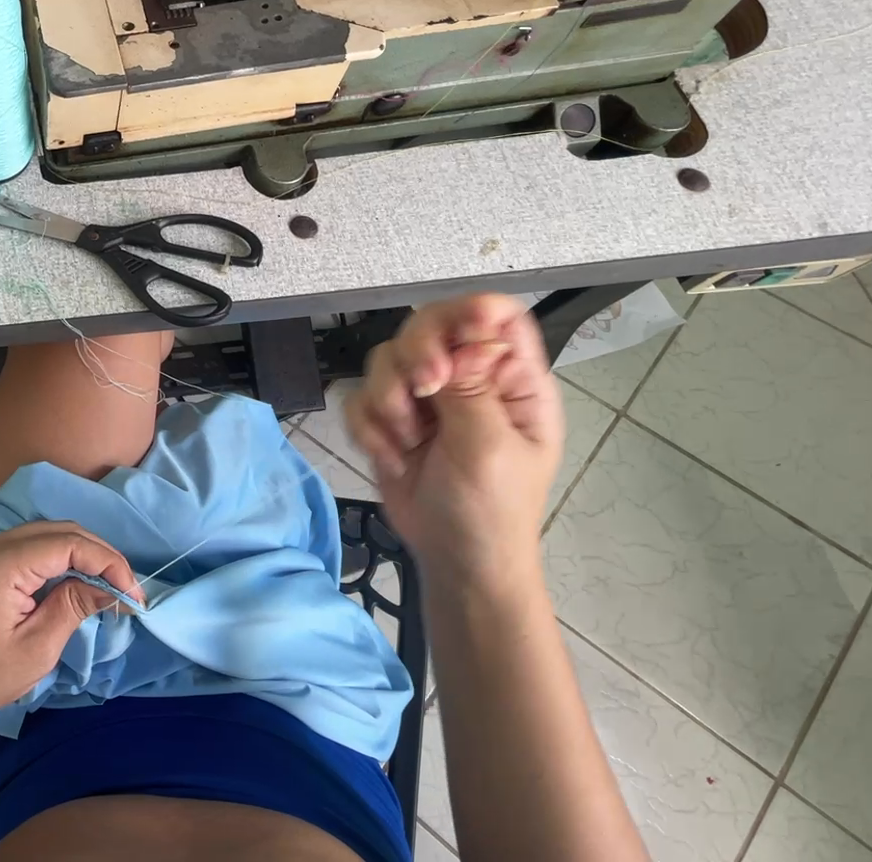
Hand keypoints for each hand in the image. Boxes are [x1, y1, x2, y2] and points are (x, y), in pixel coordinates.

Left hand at [0, 521, 137, 738]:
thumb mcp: (38, 648)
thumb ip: (73, 607)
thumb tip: (110, 587)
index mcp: (4, 562)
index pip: (69, 543)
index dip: (108, 563)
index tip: (134, 596)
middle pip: (61, 532)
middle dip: (100, 556)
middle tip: (128, 591)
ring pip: (49, 536)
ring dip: (83, 555)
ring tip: (111, 588)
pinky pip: (33, 548)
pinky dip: (62, 560)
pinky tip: (80, 583)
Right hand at [343, 294, 564, 591]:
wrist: (454, 557)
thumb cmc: (491, 508)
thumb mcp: (490, 448)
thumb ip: (472, 389)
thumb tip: (461, 340)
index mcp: (511, 378)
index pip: (494, 316)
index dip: (468, 314)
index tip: (447, 345)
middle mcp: (466, 377)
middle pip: (427, 326)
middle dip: (414, 358)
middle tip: (423, 392)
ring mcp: (424, 397)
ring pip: (385, 362)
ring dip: (388, 402)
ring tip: (407, 442)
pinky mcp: (387, 418)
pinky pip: (359, 398)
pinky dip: (368, 428)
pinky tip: (392, 457)